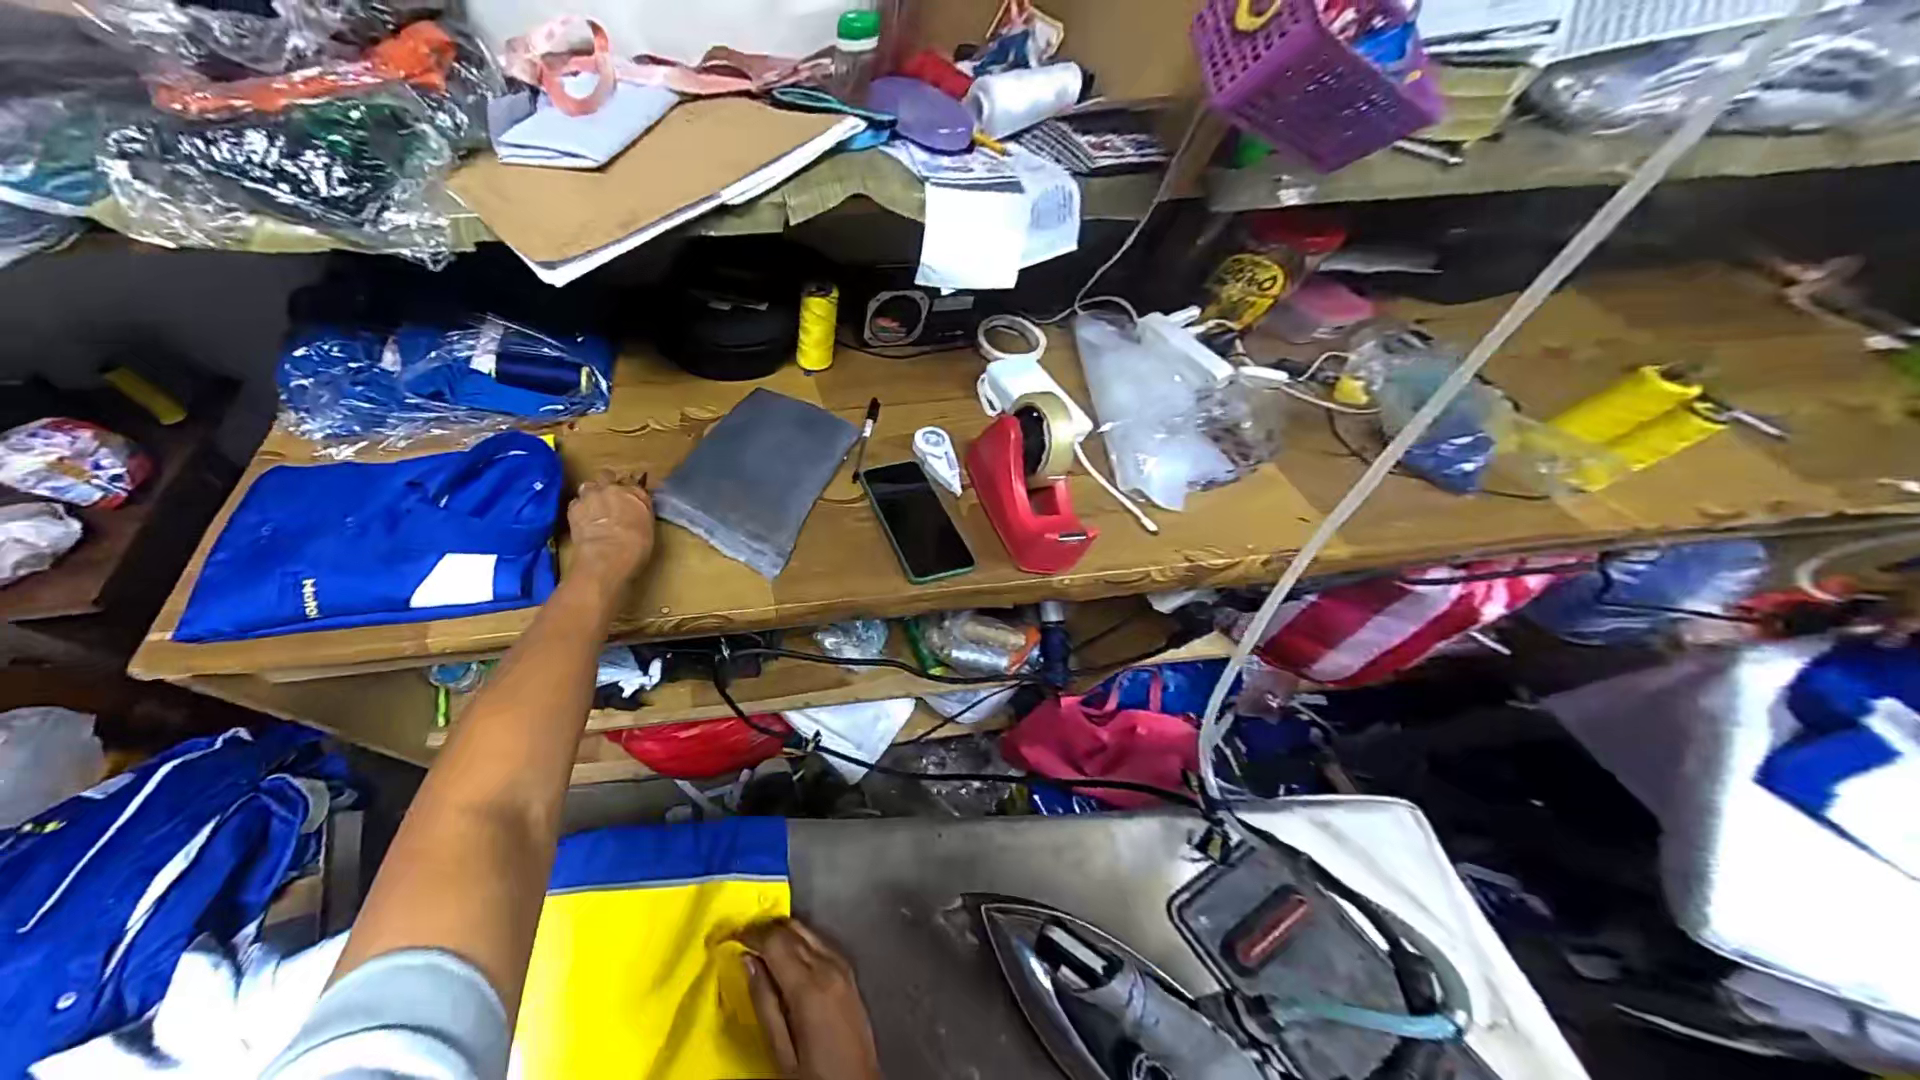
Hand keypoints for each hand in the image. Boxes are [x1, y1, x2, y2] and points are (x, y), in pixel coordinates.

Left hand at [567, 470, 654, 591]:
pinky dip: (579, 508)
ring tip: (593, 508)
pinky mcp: (573, 507)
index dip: (628, 489)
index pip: (632, 481)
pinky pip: (576, 501)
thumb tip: (634, 511)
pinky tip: (583, 519)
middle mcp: (613, 488)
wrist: (607, 556)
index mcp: (636, 493)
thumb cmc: (636, 546)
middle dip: (606, 484)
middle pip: (607, 476)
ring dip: (590, 494)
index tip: (628, 497)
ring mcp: (591, 495)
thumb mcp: (647, 527)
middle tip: (608, 498)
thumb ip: (639, 512)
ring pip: (588, 486)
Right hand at [740, 918, 882, 1079]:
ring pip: (807, 931)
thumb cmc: (815, 1077)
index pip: (776, 941)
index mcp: (809, 986)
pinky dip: (799, 940)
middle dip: (765, 929)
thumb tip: (748, 961)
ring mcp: (843, 966)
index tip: (732, 936)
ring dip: (782, 932)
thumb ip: (763, 1002)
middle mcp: (829, 966)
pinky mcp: (850, 972)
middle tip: (742, 938)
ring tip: (759, 945)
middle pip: (792, 930)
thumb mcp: (780, 1050)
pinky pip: (820, 943)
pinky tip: (787, 954)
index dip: (752, 933)